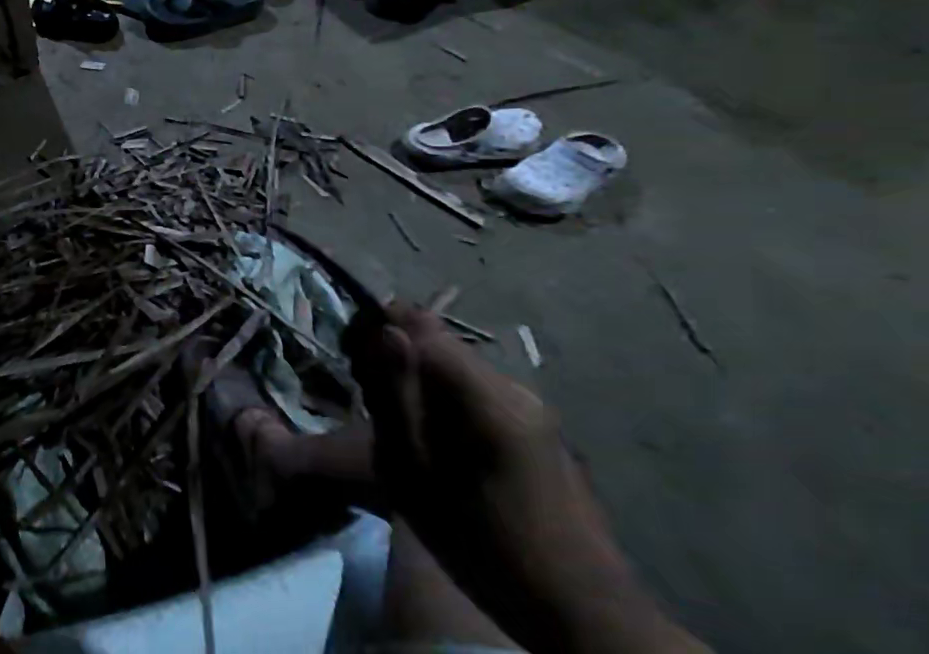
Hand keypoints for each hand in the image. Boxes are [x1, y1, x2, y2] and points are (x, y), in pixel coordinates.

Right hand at [345, 304, 708, 653]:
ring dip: (419, 378)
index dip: (381, 325)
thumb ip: (399, 399)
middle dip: (396, 356)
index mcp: (486, 396)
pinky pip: (474, 388)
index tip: (351, 354)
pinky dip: (444, 396)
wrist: (577, 603)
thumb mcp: (419, 479)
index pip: (423, 325)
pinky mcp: (533, 420)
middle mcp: (511, 384)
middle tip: (369, 398)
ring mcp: (528, 400)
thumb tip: (386, 331)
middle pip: (439, 342)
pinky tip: (436, 438)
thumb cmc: (485, 547)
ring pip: (455, 364)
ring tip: (398, 423)